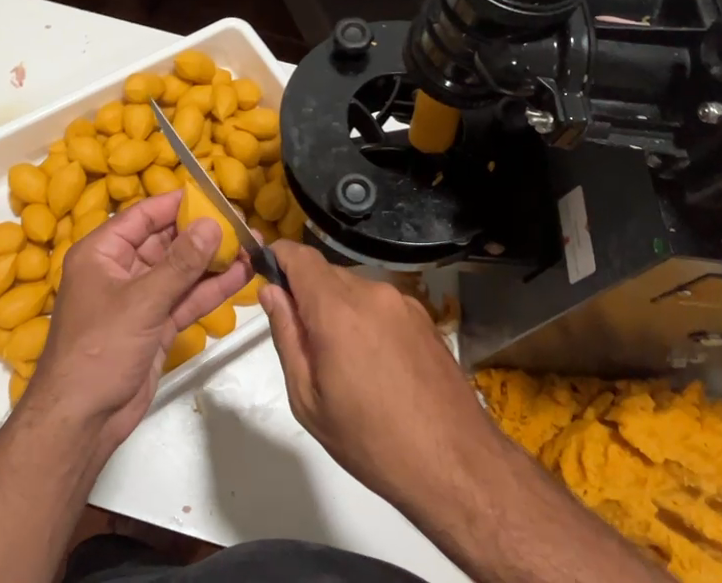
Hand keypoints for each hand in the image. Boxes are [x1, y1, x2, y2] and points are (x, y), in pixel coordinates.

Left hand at [25, 191, 253, 457]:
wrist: (83, 419)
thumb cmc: (100, 350)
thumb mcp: (141, 301)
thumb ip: (180, 264)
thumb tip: (211, 224)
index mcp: (101, 253)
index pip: (142, 215)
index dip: (177, 204)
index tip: (213, 194)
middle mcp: (119, 270)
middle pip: (165, 241)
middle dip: (202, 233)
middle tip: (242, 222)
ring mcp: (139, 300)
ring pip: (180, 271)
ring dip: (212, 261)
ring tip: (252, 245)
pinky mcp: (155, 326)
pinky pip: (185, 298)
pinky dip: (210, 289)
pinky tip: (241, 276)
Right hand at [261, 241, 503, 510]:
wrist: (455, 464)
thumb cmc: (370, 440)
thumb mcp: (308, 399)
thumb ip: (287, 336)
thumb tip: (272, 293)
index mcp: (337, 310)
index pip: (300, 257)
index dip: (279, 257)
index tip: (266, 272)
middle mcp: (373, 294)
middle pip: (327, 273)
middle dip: (308, 294)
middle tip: (304, 340)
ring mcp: (405, 304)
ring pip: (356, 289)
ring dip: (339, 309)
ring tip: (343, 362)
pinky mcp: (426, 318)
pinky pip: (382, 305)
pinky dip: (367, 320)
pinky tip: (375, 364)